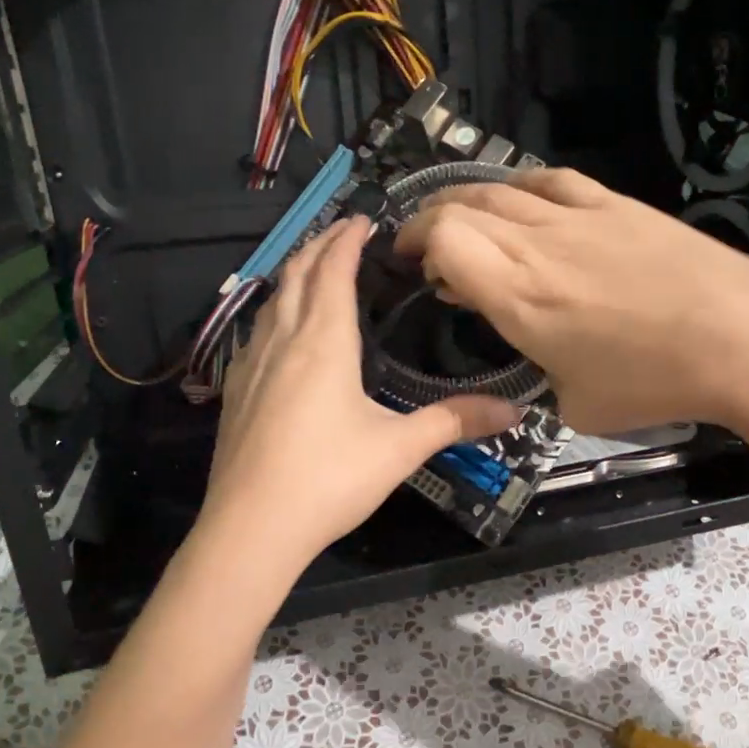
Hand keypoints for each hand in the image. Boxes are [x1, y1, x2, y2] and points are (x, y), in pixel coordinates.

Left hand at [201, 216, 517, 566]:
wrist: (251, 528)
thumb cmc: (329, 480)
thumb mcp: (400, 449)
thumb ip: (454, 422)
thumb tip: (514, 410)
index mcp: (323, 343)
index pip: (332, 271)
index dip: (347, 240)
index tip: (363, 219)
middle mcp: (282, 343)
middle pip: (296, 276)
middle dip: (318, 247)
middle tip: (341, 233)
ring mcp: (251, 367)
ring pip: (270, 303)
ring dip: (293, 276)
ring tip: (312, 270)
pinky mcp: (234, 393)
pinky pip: (255, 334)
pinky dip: (274, 312)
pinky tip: (279, 332)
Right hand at [393, 168, 748, 432]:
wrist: (737, 336)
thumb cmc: (652, 382)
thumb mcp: (575, 404)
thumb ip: (537, 376)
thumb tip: (533, 355)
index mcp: (519, 295)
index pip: (443, 239)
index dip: (417, 246)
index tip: (416, 271)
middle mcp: (537, 244)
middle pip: (462, 207)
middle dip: (429, 222)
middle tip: (424, 248)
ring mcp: (578, 217)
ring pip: (502, 189)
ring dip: (467, 201)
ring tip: (460, 219)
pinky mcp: (615, 205)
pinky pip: (551, 181)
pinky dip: (520, 186)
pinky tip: (518, 197)